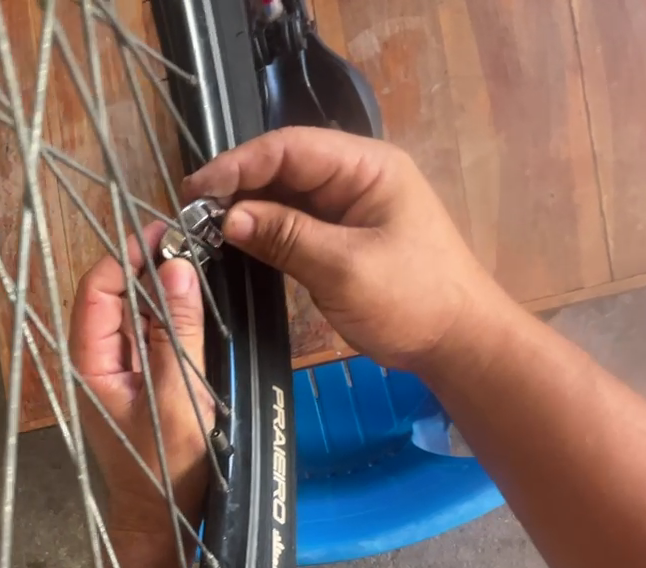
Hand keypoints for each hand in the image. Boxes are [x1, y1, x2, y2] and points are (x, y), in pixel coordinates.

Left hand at [66, 223, 211, 540]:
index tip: (167, 231)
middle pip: (113, 295)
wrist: (161, 516)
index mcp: (90, 362)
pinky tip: (192, 300)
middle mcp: (96, 360)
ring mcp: (116, 371)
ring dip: (160, 286)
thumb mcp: (177, 396)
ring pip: (132, 313)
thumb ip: (176, 332)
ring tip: (196, 260)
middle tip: (189, 241)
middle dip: (146, 263)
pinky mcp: (136, 381)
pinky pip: (147, 336)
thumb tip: (177, 267)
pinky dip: (167, 314)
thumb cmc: (165, 466)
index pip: (97, 288)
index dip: (128, 253)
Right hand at [185, 127, 519, 370]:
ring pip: (283, 198)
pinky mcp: (337, 239)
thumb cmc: (411, 298)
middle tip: (191, 214)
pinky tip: (233, 244)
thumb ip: (286, 238)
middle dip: (236, 186)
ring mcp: (345, 209)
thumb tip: (228, 218)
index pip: (290, 147)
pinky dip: (261, 233)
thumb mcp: (344, 268)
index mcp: (365, 167)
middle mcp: (353, 178)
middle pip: (283, 168)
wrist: (454, 340)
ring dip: (245, 211)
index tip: (196, 190)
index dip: (239, 164)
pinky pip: (291, 226)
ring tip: (202, 228)